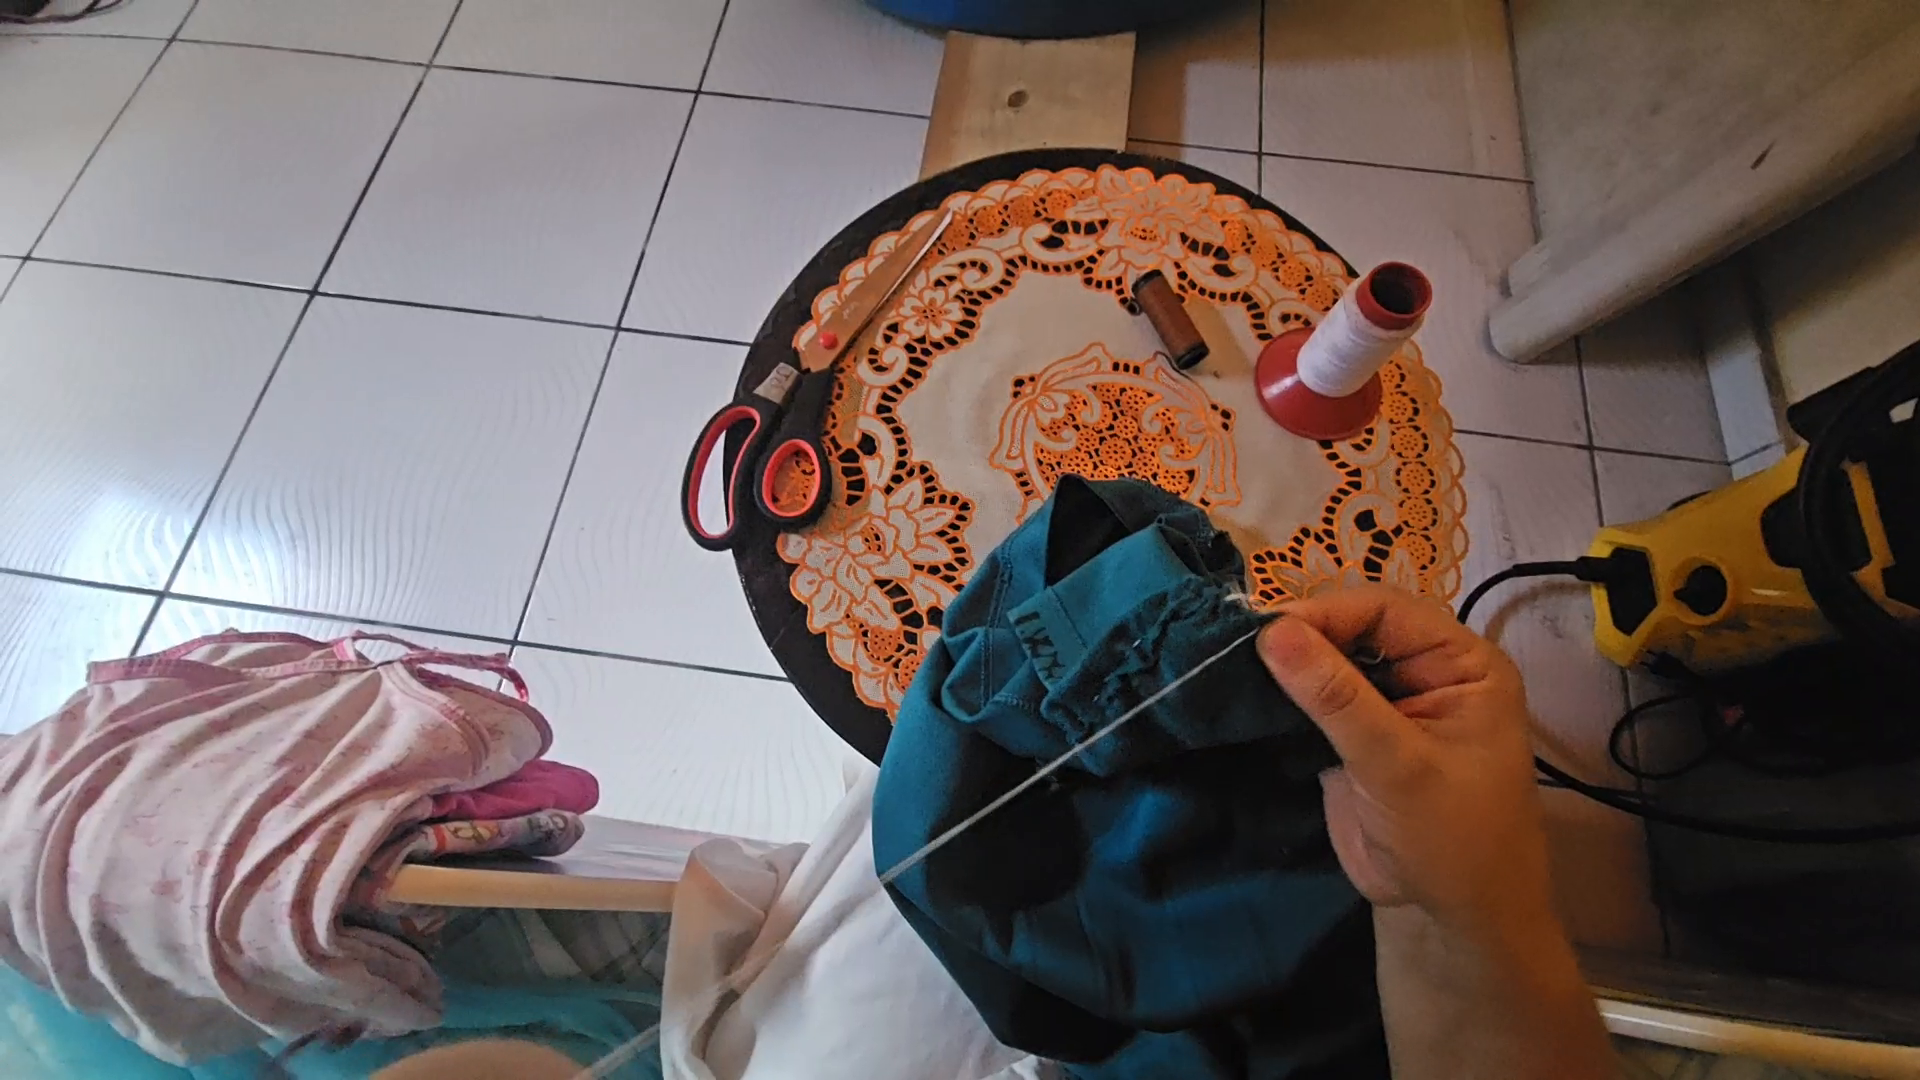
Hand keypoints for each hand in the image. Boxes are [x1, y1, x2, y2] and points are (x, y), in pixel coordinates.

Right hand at [1256, 585, 1554, 940]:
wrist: (1451, 916)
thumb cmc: (1451, 840)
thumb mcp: (1396, 765)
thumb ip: (1335, 697)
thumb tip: (1272, 631)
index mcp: (1460, 664)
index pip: (1385, 610)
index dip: (1327, 613)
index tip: (1269, 633)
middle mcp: (1423, 670)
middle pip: (1351, 626)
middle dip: (1301, 634)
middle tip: (1244, 648)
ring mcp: (1383, 698)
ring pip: (1325, 656)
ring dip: (1285, 660)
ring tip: (1236, 663)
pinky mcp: (1350, 727)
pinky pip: (1310, 692)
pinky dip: (1280, 689)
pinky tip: (1248, 690)